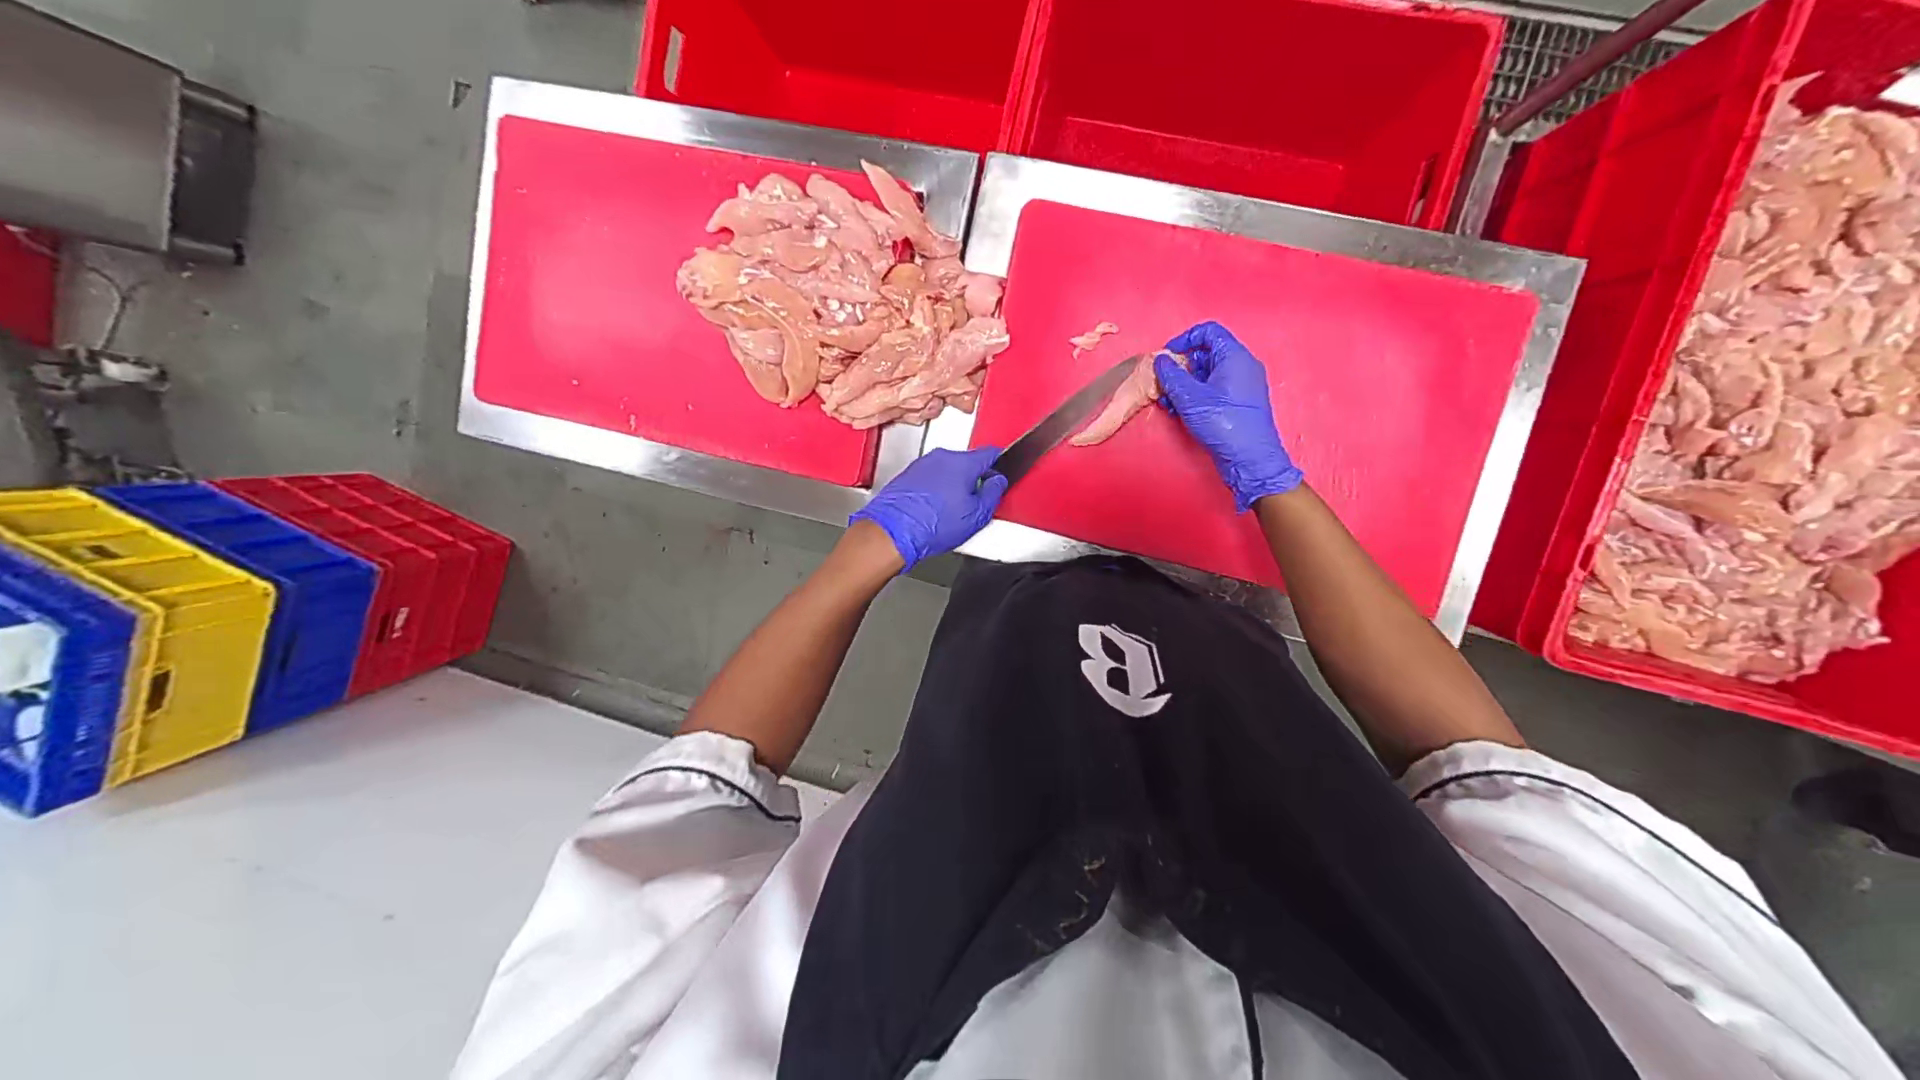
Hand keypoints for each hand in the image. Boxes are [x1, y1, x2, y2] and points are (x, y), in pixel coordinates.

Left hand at [849, 446, 1007, 569]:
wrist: (892, 533)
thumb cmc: (931, 525)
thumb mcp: (977, 515)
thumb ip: (994, 493)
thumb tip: (998, 482)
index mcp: (963, 462)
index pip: (990, 453)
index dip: (999, 465)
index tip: (999, 476)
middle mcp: (941, 457)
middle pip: (967, 464)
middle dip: (973, 481)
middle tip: (974, 505)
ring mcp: (922, 465)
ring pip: (947, 472)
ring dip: (952, 487)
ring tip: (949, 513)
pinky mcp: (908, 476)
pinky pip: (929, 479)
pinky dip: (934, 492)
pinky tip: (933, 513)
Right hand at [1157, 321, 1302, 510]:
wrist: (1250, 459)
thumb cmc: (1224, 424)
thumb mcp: (1190, 398)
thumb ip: (1171, 376)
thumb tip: (1161, 361)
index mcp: (1235, 357)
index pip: (1208, 331)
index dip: (1184, 339)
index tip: (1167, 356)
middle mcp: (1242, 366)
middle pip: (1207, 352)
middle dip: (1182, 365)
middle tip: (1165, 382)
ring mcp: (1242, 385)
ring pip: (1208, 372)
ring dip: (1185, 383)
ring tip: (1169, 400)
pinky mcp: (1238, 403)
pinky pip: (1213, 388)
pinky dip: (1195, 394)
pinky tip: (1181, 410)